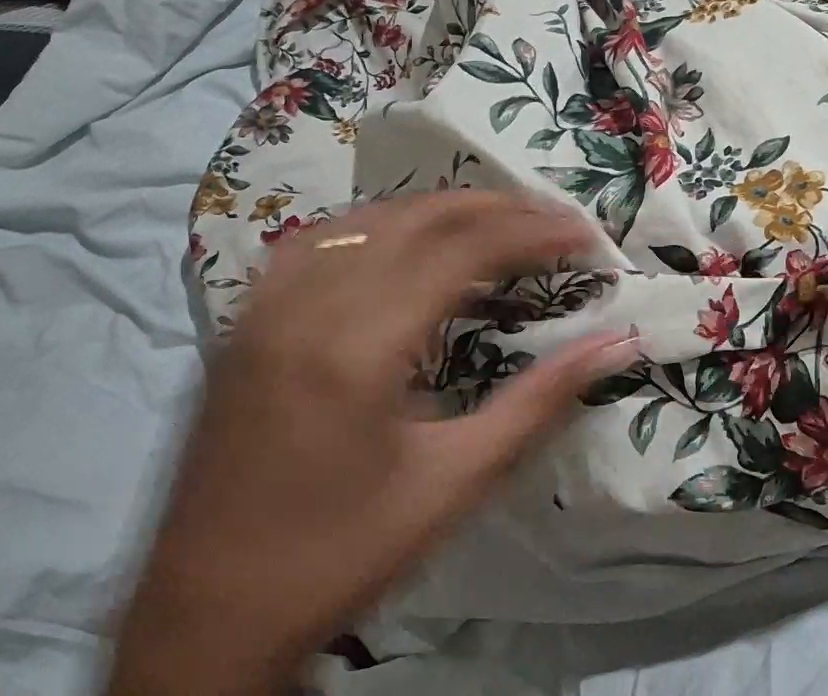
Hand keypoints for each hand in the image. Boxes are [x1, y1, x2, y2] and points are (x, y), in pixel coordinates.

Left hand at [105, 192, 636, 695]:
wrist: (207, 618)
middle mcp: (304, 310)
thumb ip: (541, 399)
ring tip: (498, 223)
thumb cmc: (345, 553)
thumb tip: (621, 342)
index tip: (586, 234)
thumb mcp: (458, 479)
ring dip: (439, 211)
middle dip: (495, 208)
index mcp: (357, 348)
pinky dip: (376, 229)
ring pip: (363, 221)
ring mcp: (262, 313)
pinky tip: (404, 247)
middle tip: (556, 220)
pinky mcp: (242, 328)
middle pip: (414, 218)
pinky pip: (315, 245)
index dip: (532, 232)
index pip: (462, 251)